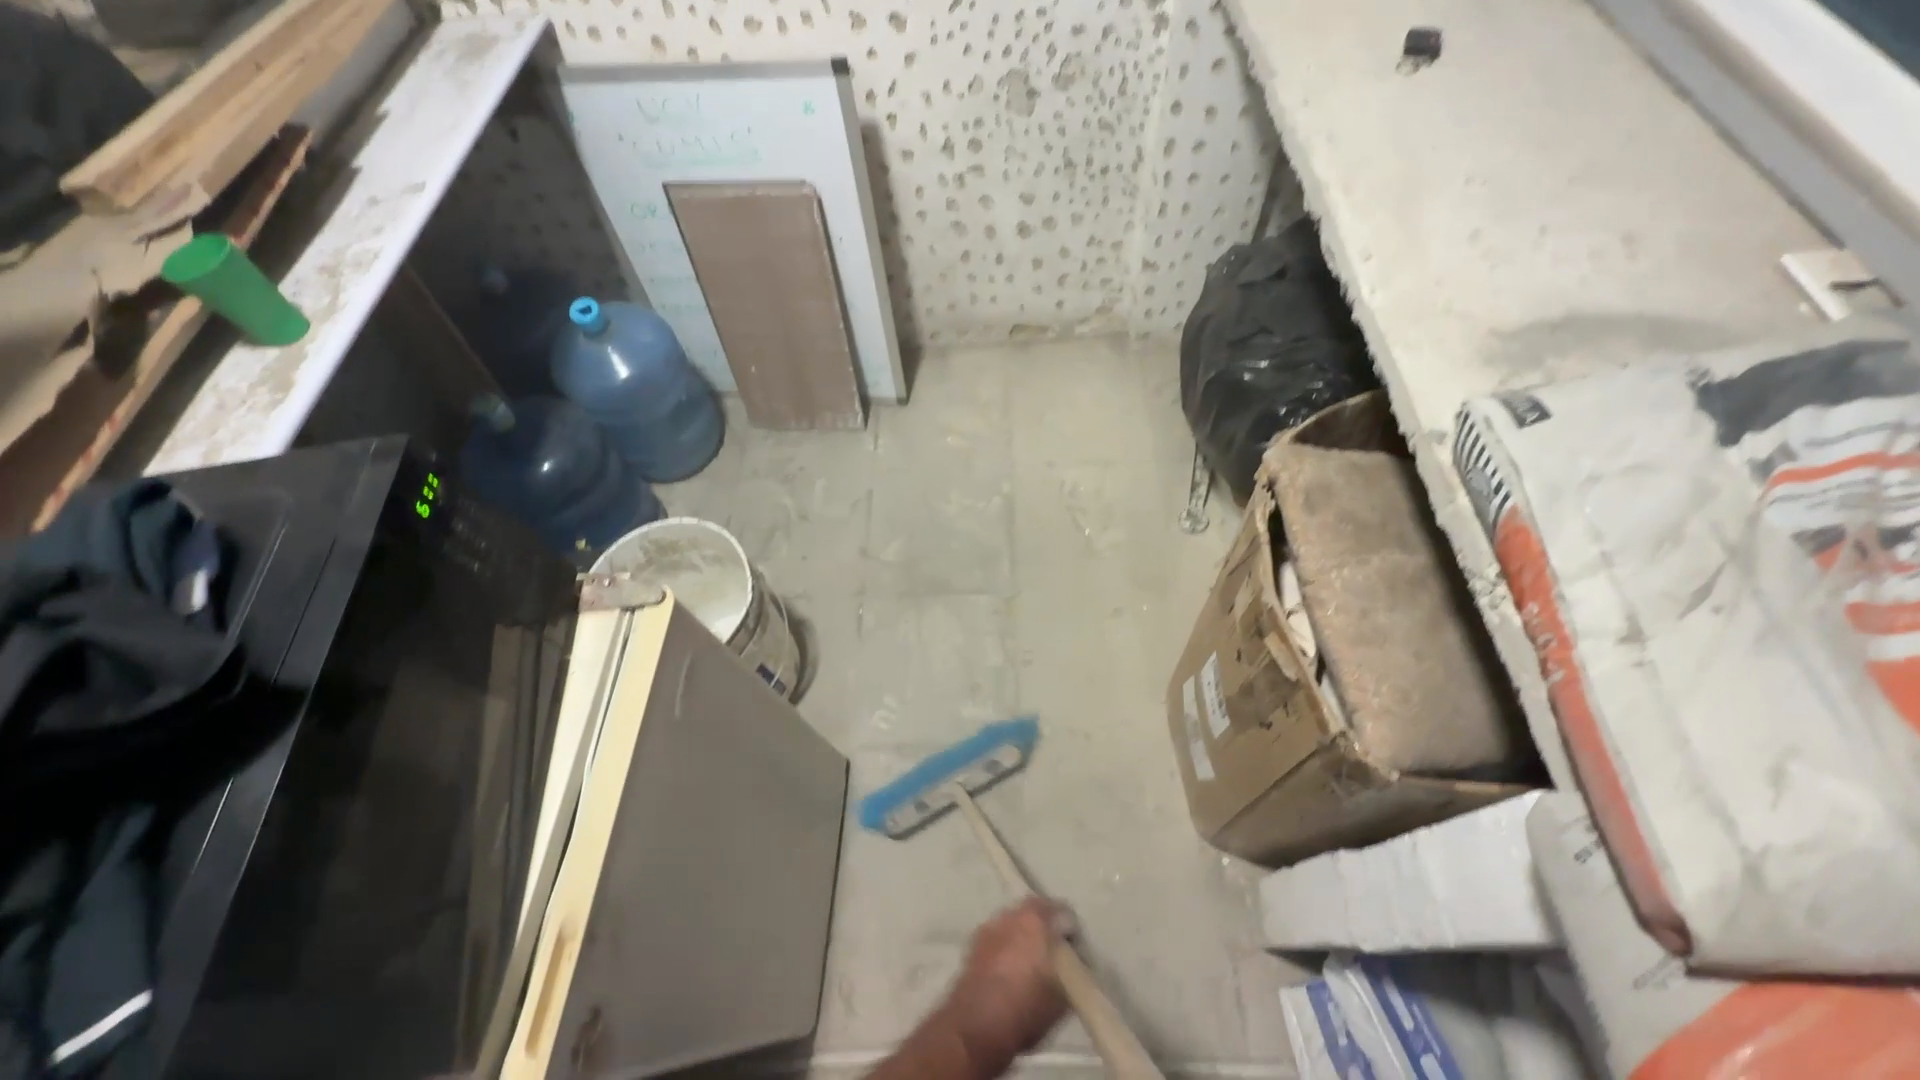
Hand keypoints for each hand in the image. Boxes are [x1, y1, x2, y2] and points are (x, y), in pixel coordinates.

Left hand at [940, 897, 1072, 1071]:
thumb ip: (1073, 970)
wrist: (975, 1027)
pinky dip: (1005, 946)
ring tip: (1029, 961)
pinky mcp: (972, 945)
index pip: (1063, 911)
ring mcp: (989, 927)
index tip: (1075, 950)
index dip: (1071, 931)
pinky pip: (997, 937)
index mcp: (1037, 920)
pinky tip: (1009, 970)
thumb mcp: (1064, 996)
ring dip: (1023, 934)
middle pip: (1034, 910)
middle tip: (1054, 951)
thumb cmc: (1026, 1009)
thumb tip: (1075, 964)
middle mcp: (1011, 915)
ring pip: (1013, 922)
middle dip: (1045, 925)